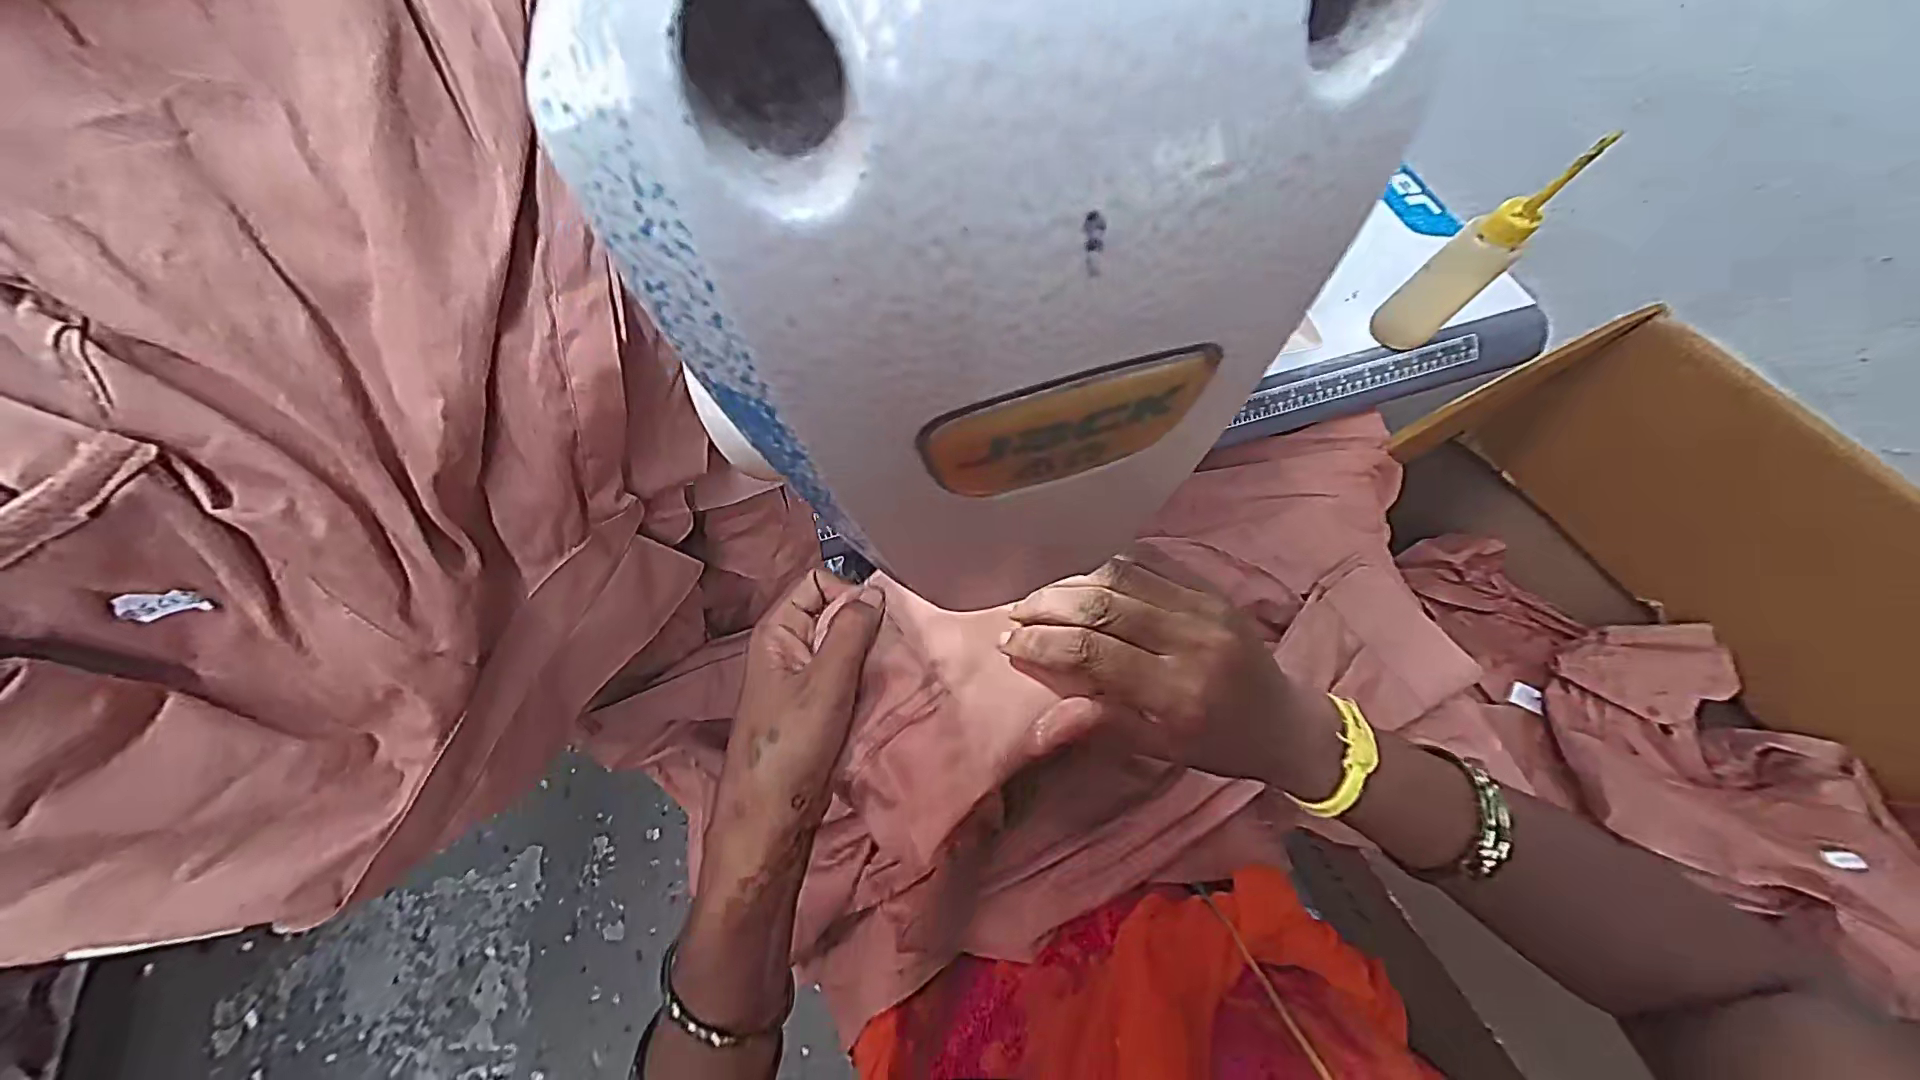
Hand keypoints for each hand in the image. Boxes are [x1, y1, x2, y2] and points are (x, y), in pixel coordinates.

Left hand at [706, 569, 883, 883]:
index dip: (848, 592)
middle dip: (865, 623)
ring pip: (845, 643)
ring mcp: (803, 675)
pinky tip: (880, 690)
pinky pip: (848, 672)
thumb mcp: (825, 682)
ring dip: (869, 653)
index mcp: (778, 631)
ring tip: (888, 671)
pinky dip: (866, 676)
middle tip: (889, 648)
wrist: (772, 815)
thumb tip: (874, 592)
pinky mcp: (818, 701)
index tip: (876, 621)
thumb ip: (850, 631)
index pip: (818, 581)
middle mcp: (789, 646)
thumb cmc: (790, 746)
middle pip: (834, 611)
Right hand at [997, 555, 1342, 796]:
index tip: (1009, 643)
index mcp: (1178, 693)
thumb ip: (1103, 723)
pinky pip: (1150, 562)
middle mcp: (1191, 641)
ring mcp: (1204, 608)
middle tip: (1017, 612)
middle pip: (1102, 606)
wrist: (1286, 720)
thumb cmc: (1219, 745)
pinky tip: (1082, 576)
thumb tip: (1044, 708)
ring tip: (1041, 593)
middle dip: (1048, 605)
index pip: (1093, 653)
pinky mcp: (1211, 589)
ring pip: (1121, 576)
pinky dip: (1107, 564)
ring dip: (1071, 582)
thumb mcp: (1161, 750)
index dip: (1043, 644)